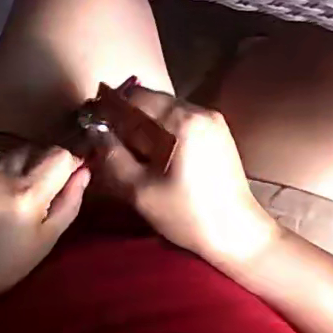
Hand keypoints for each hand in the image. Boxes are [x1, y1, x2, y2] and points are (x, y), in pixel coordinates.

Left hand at [0, 144, 91, 308]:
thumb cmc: (1, 267)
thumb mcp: (44, 241)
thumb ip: (69, 203)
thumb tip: (84, 171)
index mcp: (25, 194)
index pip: (59, 155)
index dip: (69, 163)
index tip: (69, 176)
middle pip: (35, 149)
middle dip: (44, 164)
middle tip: (40, 191)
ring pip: (12, 152)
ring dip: (20, 165)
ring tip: (13, 194)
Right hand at [90, 86, 279, 266]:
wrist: (239, 235)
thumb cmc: (189, 215)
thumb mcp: (141, 190)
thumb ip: (113, 156)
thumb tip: (94, 131)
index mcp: (182, 120)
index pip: (135, 97)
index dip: (110, 108)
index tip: (93, 125)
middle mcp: (200, 111)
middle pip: (152, 100)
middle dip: (127, 117)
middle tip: (107, 141)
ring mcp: (213, 121)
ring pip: (166, 110)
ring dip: (145, 125)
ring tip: (128, 152)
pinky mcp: (218, 134)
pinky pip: (181, 121)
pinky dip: (163, 131)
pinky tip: (153, 156)